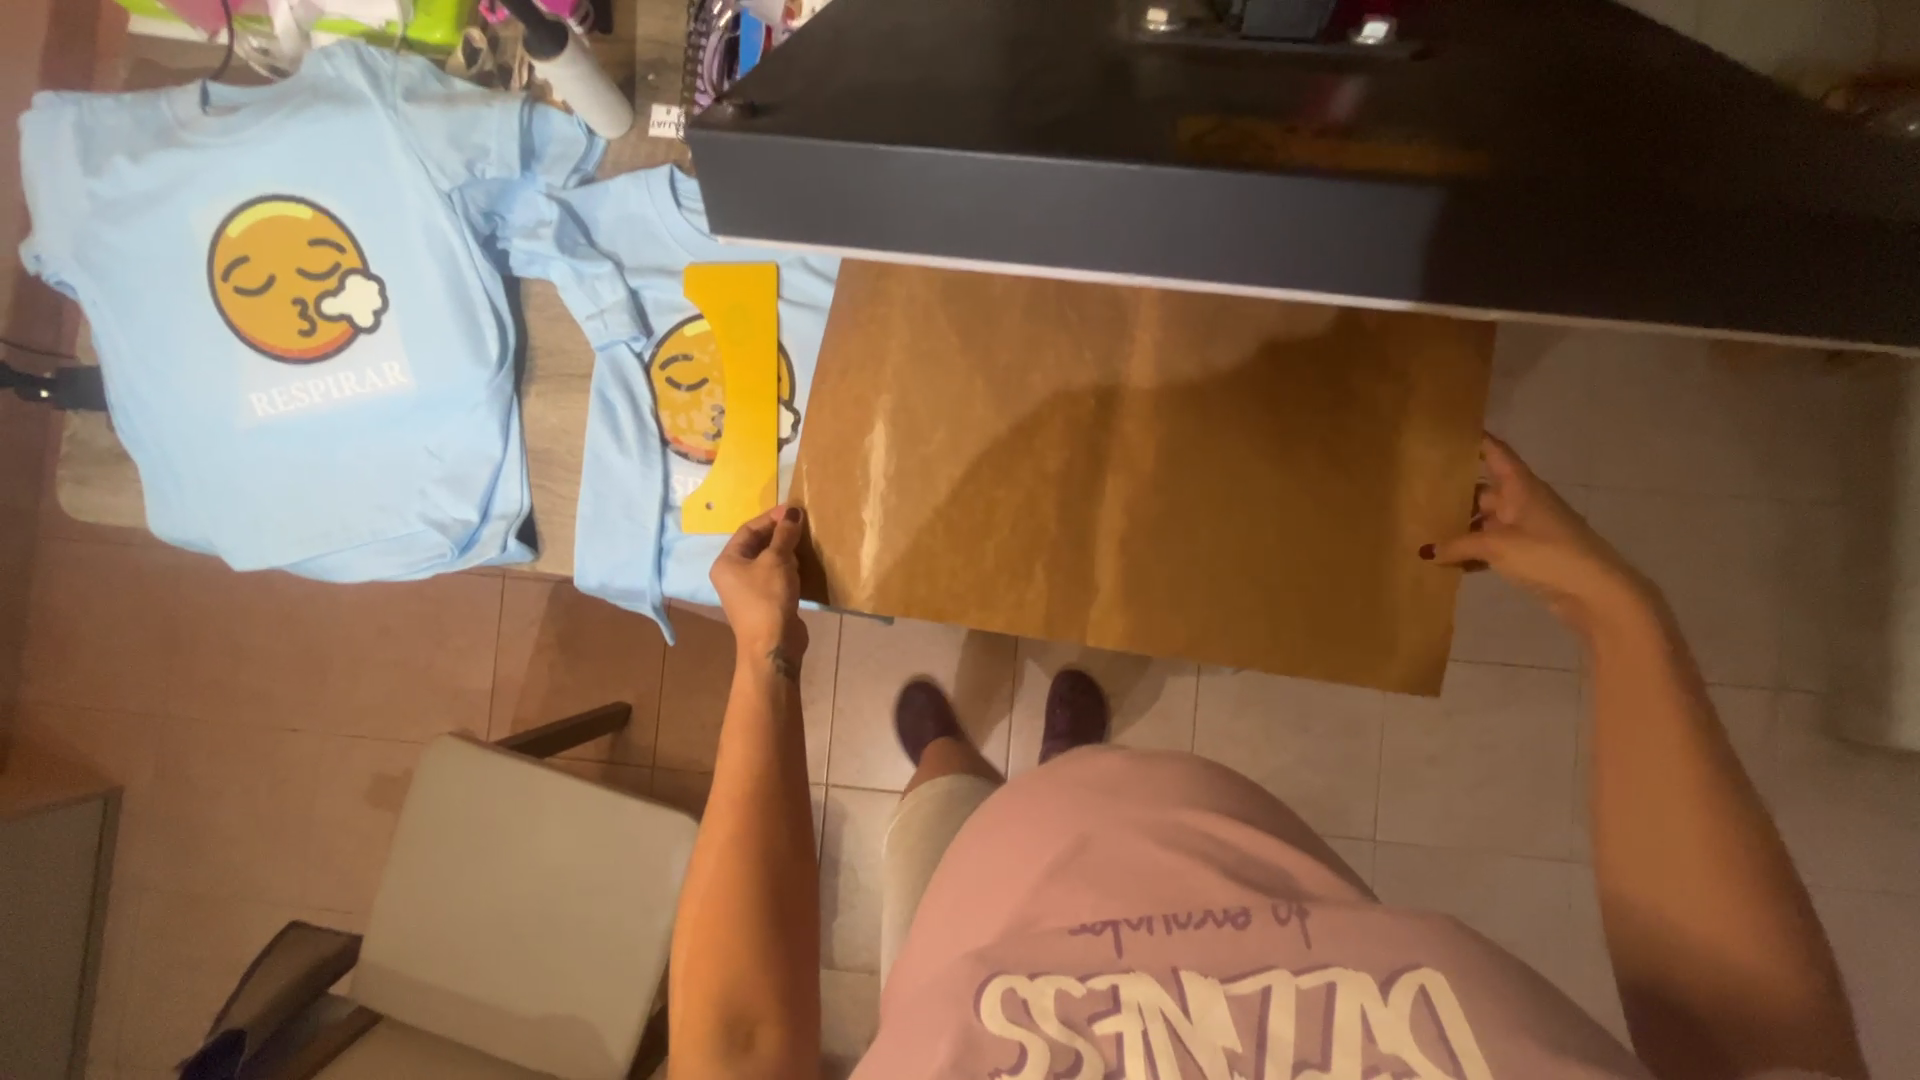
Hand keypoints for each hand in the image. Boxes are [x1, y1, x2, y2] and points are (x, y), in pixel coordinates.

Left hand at [711, 505, 808, 664]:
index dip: (771, 518)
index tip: (794, 510)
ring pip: (767, 561)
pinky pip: (776, 576)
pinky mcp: (765, 602)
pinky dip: (789, 568)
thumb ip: (785, 534)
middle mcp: (732, 574)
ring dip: (786, 550)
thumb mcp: (777, 560)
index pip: (748, 530)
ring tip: (806, 541)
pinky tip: (805, 564)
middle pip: (756, 544)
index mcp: (726, 561)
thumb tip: (793, 511)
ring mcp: (748, 590)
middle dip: (779, 533)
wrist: (773, 643)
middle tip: (802, 524)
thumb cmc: (768, 597)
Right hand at [1424, 434, 1657, 636]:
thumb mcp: (1496, 546)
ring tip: (1423, 532)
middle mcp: (1523, 502)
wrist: (1596, 592)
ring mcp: (1526, 529)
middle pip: (1483, 491)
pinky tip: (1448, 563)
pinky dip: (1472, 552)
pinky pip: (1491, 546)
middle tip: (1417, 493)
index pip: (1496, 454)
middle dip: (1454, 494)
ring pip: (1484, 521)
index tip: (1450, 433)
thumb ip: (1458, 545)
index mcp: (1521, 488)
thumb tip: (1427, 551)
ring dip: (1460, 528)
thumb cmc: (1548, 554)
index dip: (1477, 441)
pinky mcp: (1528, 553)